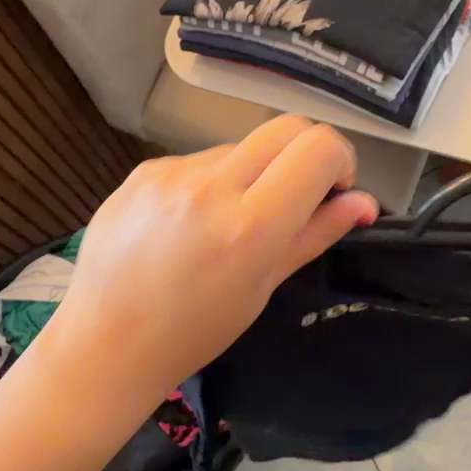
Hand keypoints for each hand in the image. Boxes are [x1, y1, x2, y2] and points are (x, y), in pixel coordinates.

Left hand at [49, 116, 378, 395]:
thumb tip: (364, 203)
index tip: (331, 193)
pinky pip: (199, 160)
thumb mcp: (264, 288)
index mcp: (251, 226)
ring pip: (242, 146)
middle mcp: (212, 186)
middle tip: (297, 197)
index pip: (319, 148)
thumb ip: (315, 235)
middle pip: (287, 127)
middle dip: (306, 155)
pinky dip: (213, 182)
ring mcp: (172, 173)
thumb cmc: (196, 331)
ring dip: (255, 172)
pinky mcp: (144, 170)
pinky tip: (190, 225)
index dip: (340, 162)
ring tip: (230, 224)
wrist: (106, 342)